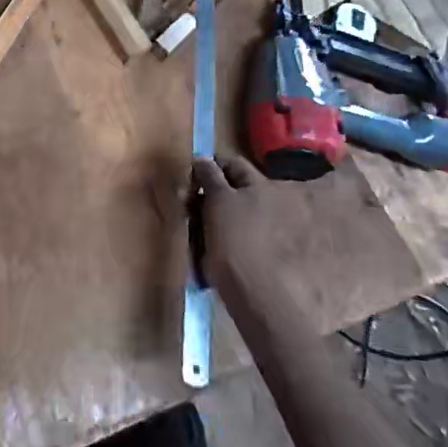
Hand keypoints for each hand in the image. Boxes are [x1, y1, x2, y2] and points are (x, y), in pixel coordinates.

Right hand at [191, 156, 285, 298]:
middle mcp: (262, 202)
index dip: (209, 165)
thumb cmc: (234, 236)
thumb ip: (209, 175)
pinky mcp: (246, 249)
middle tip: (185, 203)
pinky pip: (223, 234)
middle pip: (226, 188)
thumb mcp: (219, 198)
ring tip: (191, 228)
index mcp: (259, 185)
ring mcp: (255, 228)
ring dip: (204, 216)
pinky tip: (199, 247)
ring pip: (221, 212)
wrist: (250, 289)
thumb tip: (201, 157)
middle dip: (204, 193)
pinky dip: (210, 236)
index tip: (188, 176)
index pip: (231, 163)